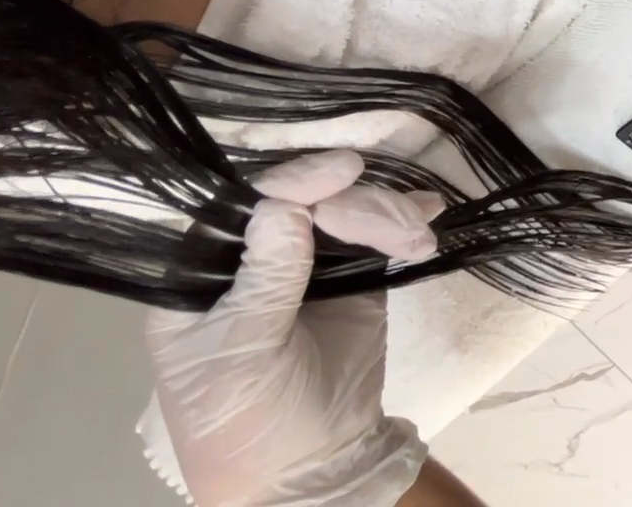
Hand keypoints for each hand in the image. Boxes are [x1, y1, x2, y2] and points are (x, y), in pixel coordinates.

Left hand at [144, 150, 443, 506]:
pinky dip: (409, 224)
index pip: (242, 210)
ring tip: (418, 237)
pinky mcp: (361, 272)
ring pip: (352, 212)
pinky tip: (428, 225)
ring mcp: (314, 264)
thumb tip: (283, 205)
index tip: (343, 169)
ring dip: (390, 215)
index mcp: (204, 277)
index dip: (291, 183)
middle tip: (397, 225)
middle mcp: (259, 259)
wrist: (315, 462)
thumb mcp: (241, 354)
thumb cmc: (247, 417)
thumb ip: (263, 280)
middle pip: (308, 203)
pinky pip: (384, 234)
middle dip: (356, 206)